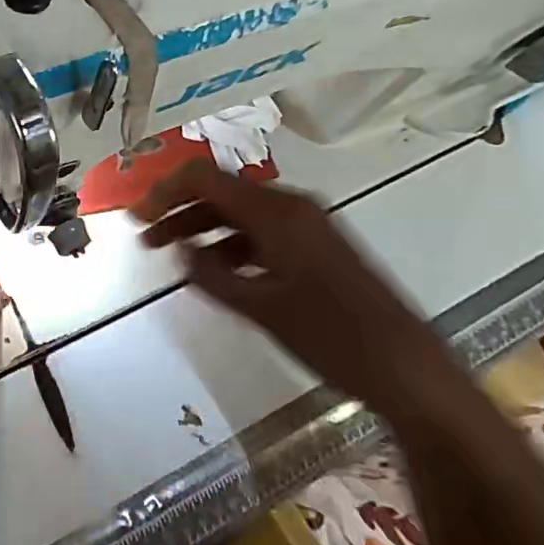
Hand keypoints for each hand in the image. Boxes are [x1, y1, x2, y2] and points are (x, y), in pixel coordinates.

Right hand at [133, 162, 444, 413]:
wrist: (406, 365)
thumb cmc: (332, 337)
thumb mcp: (262, 310)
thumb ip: (212, 276)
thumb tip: (176, 248)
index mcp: (278, 211)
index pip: (207, 179)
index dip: (165, 192)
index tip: (137, 217)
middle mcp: (292, 206)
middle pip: (223, 193)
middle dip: (180, 211)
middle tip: (145, 238)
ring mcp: (308, 224)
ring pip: (242, 213)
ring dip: (204, 228)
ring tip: (172, 254)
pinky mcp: (316, 245)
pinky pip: (262, 232)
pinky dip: (232, 244)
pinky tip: (215, 269)